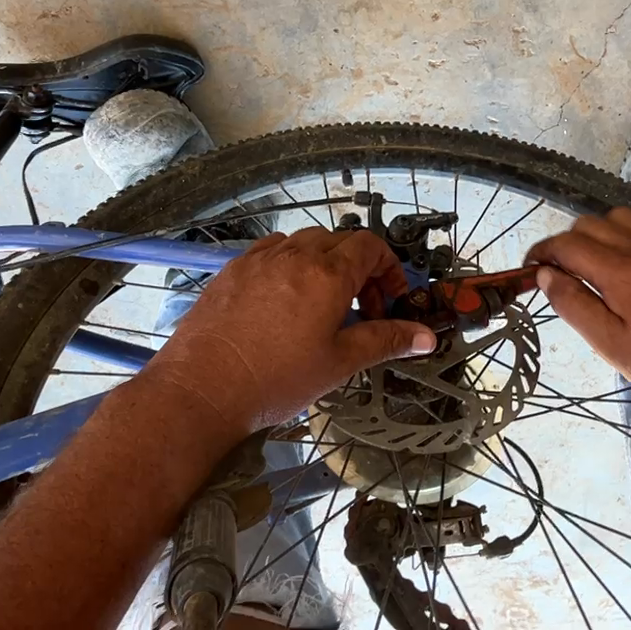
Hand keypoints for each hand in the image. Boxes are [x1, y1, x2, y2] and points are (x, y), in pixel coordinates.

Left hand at [140, 227, 436, 441]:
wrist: (201, 389)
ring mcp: (260, 258)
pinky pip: (272, 250)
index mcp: (328, 273)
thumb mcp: (339, 363)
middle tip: (361, 310)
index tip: (390, 302)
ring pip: (304, 242)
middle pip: (339, 242)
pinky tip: (283, 298)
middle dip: (359, 269)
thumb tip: (428, 336)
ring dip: (324, 263)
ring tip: (322, 303)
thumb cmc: (277, 379)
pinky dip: (290, 263)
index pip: (370, 247)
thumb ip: (386, 341)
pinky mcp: (233, 268)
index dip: (388, 269)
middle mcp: (296, 254)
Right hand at [527, 208, 630, 416]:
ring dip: (600, 232)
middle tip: (563, 276)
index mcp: (620, 271)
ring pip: (620, 216)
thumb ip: (575, 306)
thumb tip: (545, 275)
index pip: (566, 245)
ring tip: (597, 264)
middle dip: (567, 244)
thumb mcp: (613, 347)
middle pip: (589, 224)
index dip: (541, 253)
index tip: (530, 269)